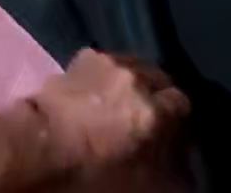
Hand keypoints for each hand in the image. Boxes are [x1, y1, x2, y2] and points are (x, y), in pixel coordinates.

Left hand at [12, 49, 189, 188]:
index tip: (176, 127)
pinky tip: (105, 87)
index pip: (182, 102)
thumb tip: (181, 154)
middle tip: (154, 110)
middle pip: (160, 76)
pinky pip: (111, 60)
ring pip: (135, 64)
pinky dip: (113, 71)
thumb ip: (170, 160)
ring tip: (129, 96)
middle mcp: (134, 78)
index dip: (180, 116)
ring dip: (137, 78)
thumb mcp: (147, 177)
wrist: (48, 140)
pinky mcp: (85, 54)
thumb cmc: (98, 168)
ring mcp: (109, 61)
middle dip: (160, 92)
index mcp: (153, 111)